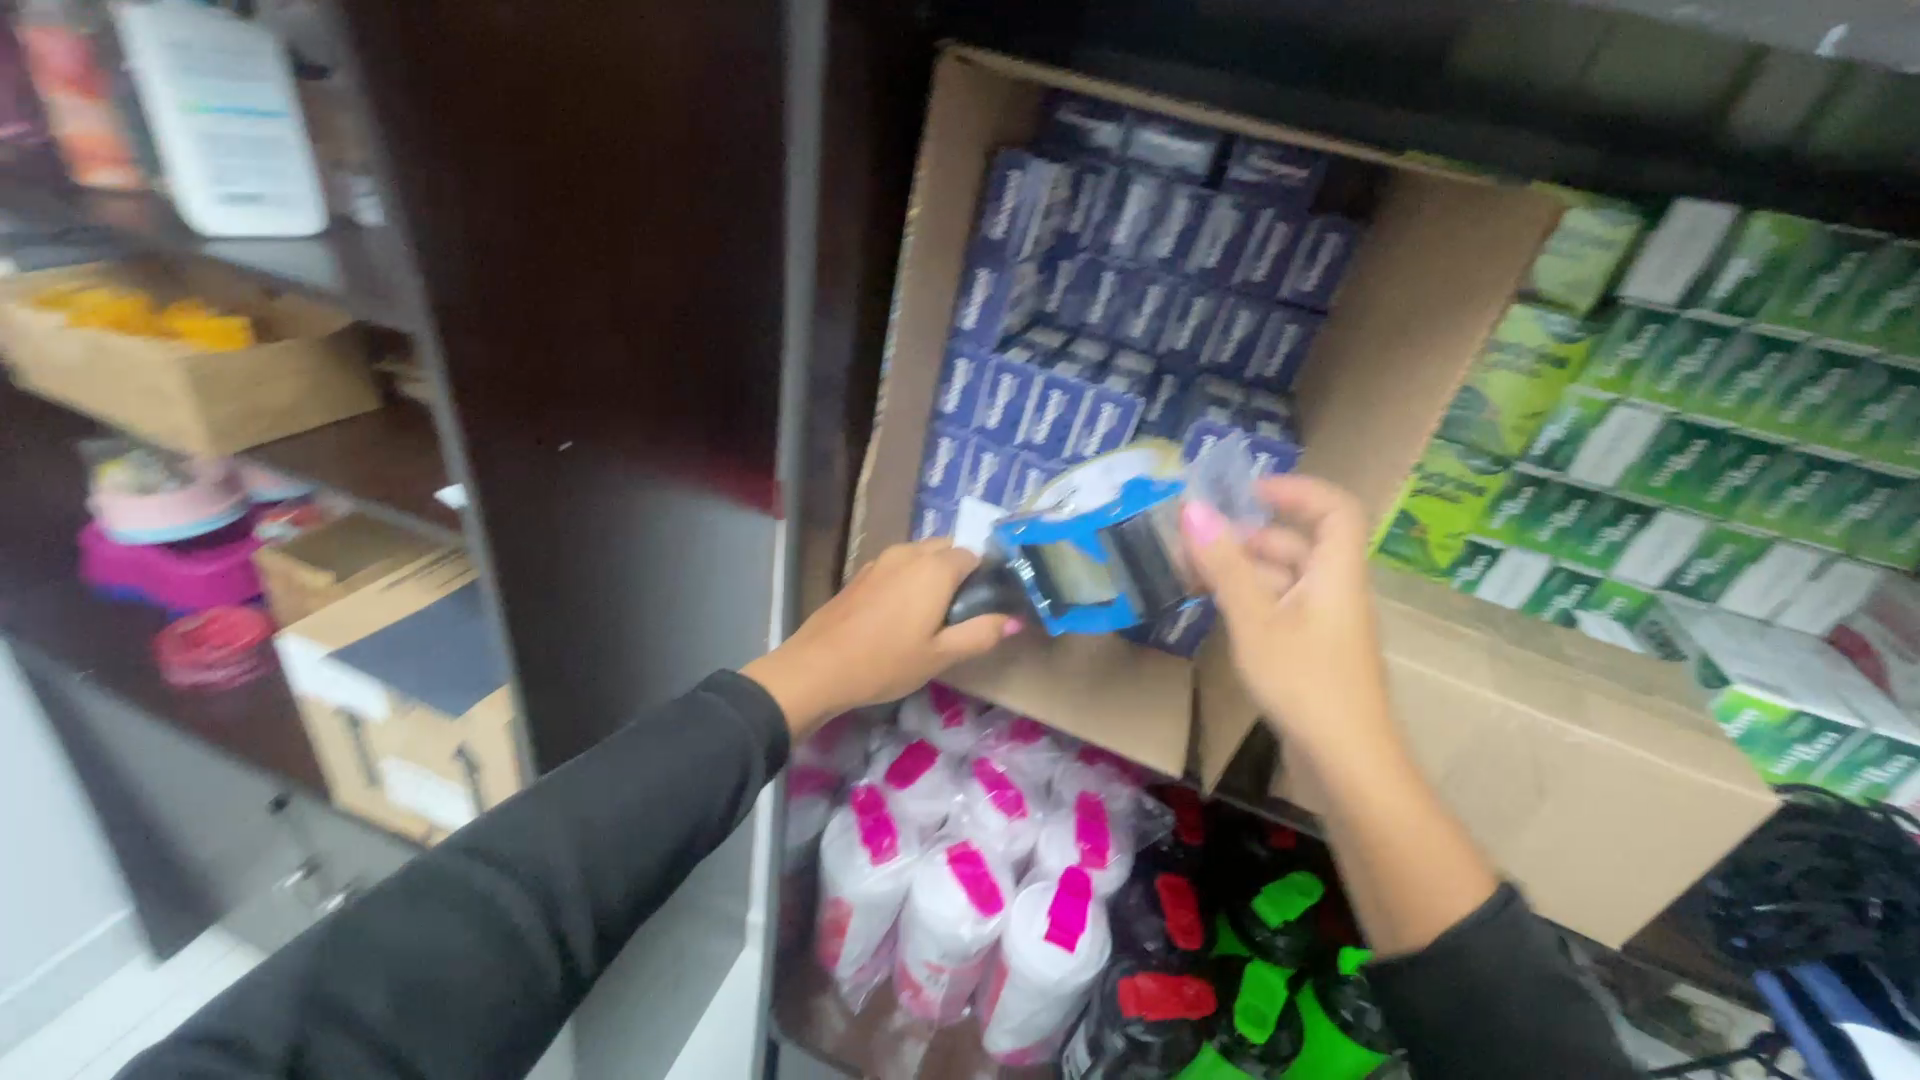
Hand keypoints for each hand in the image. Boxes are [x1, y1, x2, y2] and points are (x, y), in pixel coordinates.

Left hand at [742, 539, 1020, 733]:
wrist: (818, 667)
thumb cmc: (886, 662)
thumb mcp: (941, 655)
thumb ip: (981, 634)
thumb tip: (1015, 620)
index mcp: (935, 568)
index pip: (974, 554)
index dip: (986, 575)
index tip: (989, 602)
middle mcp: (909, 553)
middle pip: (947, 548)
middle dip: (961, 570)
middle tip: (963, 610)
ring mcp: (881, 561)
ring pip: (920, 555)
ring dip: (933, 573)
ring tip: (935, 613)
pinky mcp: (861, 574)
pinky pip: (898, 565)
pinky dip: (909, 579)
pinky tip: (903, 613)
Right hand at [1181, 475, 1391, 753]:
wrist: (1346, 761)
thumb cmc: (1305, 683)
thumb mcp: (1256, 620)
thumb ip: (1224, 565)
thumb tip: (1193, 509)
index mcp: (1335, 573)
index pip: (1333, 509)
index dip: (1295, 490)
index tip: (1246, 492)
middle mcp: (1334, 590)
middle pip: (1296, 544)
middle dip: (1243, 537)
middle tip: (1190, 543)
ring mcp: (1324, 623)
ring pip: (1282, 578)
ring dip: (1238, 570)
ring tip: (1188, 576)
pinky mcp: (1311, 651)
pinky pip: (1278, 607)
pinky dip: (1246, 599)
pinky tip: (1213, 609)